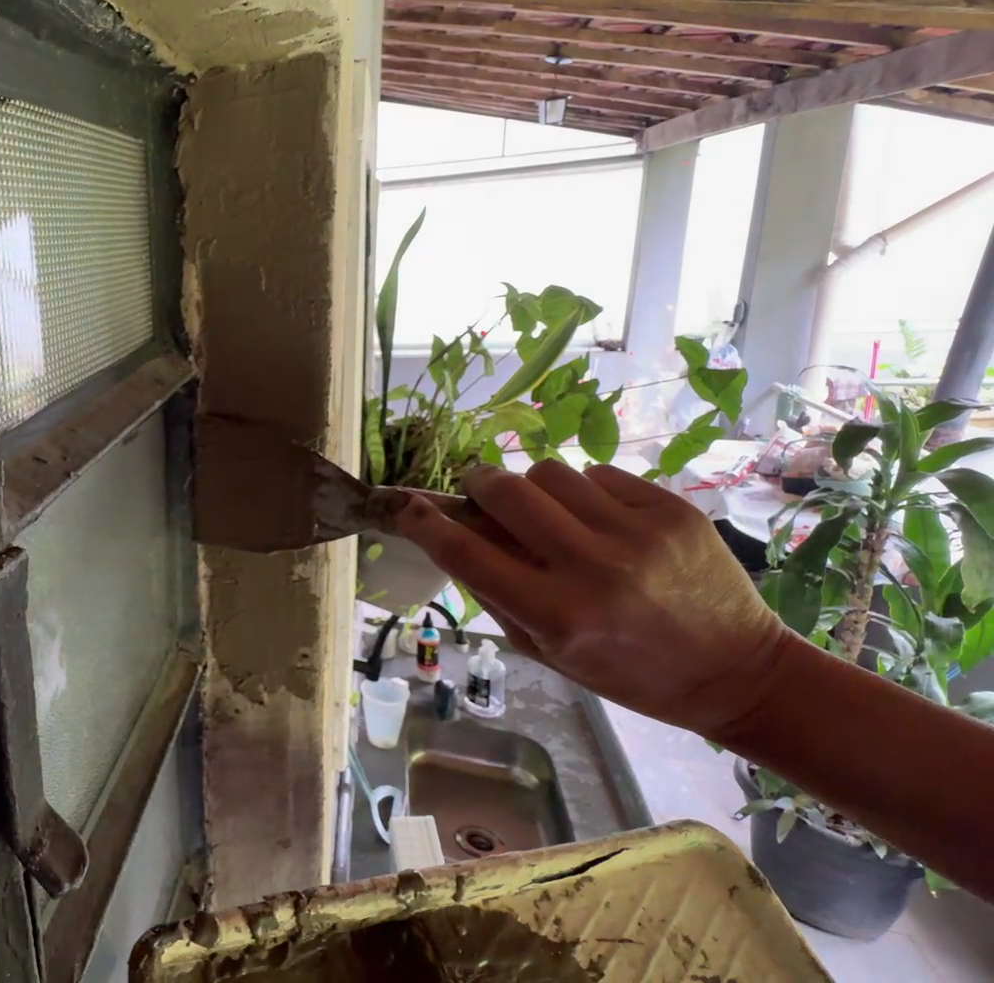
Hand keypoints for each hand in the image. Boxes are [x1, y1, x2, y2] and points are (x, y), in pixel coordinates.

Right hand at [395, 461, 791, 739]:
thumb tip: (450, 535)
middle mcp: (593, 568)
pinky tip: (600, 520)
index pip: (465, 551)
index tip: (405, 505)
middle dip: (479, 483)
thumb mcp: (544, 647)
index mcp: (556, 614)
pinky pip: (599, 474)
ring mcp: (638, 534)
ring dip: (535, 489)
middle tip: (479, 491)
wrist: (739, 672)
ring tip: (552, 513)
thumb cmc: (625, 671)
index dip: (424, 522)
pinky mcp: (673, 509)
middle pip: (505, 491)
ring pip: (550, 472)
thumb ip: (493, 590)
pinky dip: (585, 491)